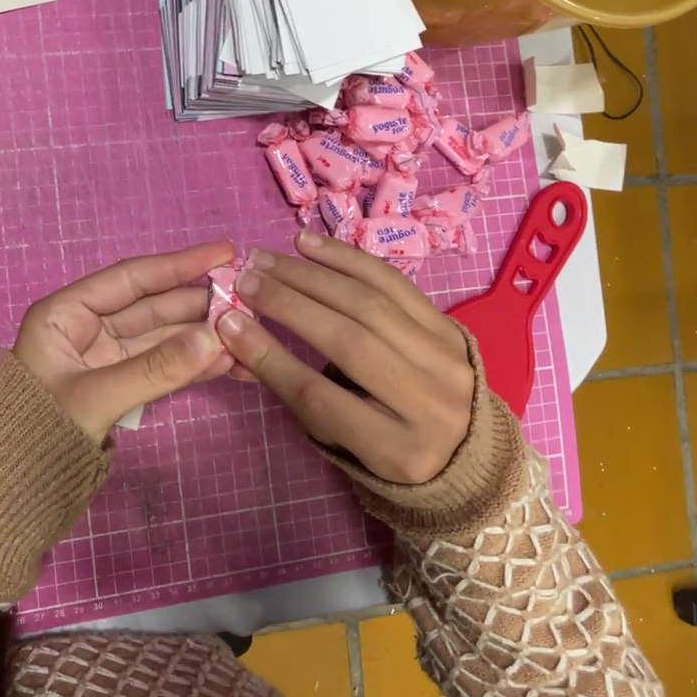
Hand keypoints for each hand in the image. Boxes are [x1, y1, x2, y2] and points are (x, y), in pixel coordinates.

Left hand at [14, 241, 238, 442]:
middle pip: (150, 305)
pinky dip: (189, 364)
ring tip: (246, 334)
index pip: (130, 278)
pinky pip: (158, 366)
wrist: (12, 490)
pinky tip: (226, 362)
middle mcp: (84, 327)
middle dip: (197, 303)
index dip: (178, 265)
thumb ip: (155, 369)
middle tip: (246, 300)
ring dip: (200, 337)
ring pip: (160, 337)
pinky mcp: (116, 385)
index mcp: (65, 313)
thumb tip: (215, 339)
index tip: (224, 253)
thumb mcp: (96, 397)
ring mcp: (102, 357)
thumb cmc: (38, 432)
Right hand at [215, 232, 474, 483]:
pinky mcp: (451, 327)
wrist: (467, 450)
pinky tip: (309, 246)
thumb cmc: (386, 448)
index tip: (228, 323)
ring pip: (369, 304)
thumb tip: (238, 332)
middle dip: (287, 305)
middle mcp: (430, 404)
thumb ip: (294, 390)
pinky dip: (347, 259)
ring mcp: (447, 361)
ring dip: (309, 275)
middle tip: (244, 281)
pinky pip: (394, 283)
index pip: (320, 396)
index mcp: (398, 451)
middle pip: (348, 341)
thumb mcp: (340, 440)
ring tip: (266, 260)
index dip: (269, 357)